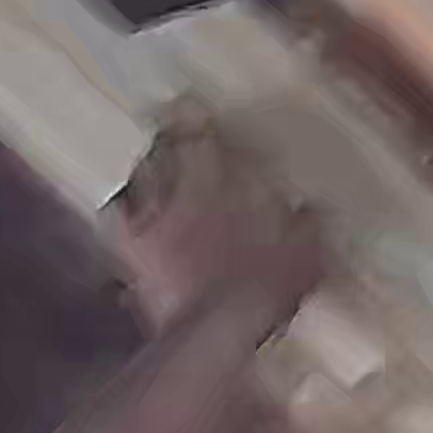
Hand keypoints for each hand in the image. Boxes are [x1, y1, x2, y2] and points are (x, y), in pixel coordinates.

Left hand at [109, 102, 323, 331]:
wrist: (218, 326)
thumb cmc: (265, 288)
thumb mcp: (304, 258)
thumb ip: (307, 228)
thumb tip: (315, 208)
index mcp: (224, 194)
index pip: (204, 143)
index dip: (197, 120)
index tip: (194, 105)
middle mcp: (182, 198)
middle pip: (165, 153)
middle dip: (167, 135)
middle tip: (168, 123)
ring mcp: (154, 225)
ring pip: (139, 179)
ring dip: (144, 166)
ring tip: (148, 159)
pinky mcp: (135, 253)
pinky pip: (117, 219)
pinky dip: (120, 208)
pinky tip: (123, 205)